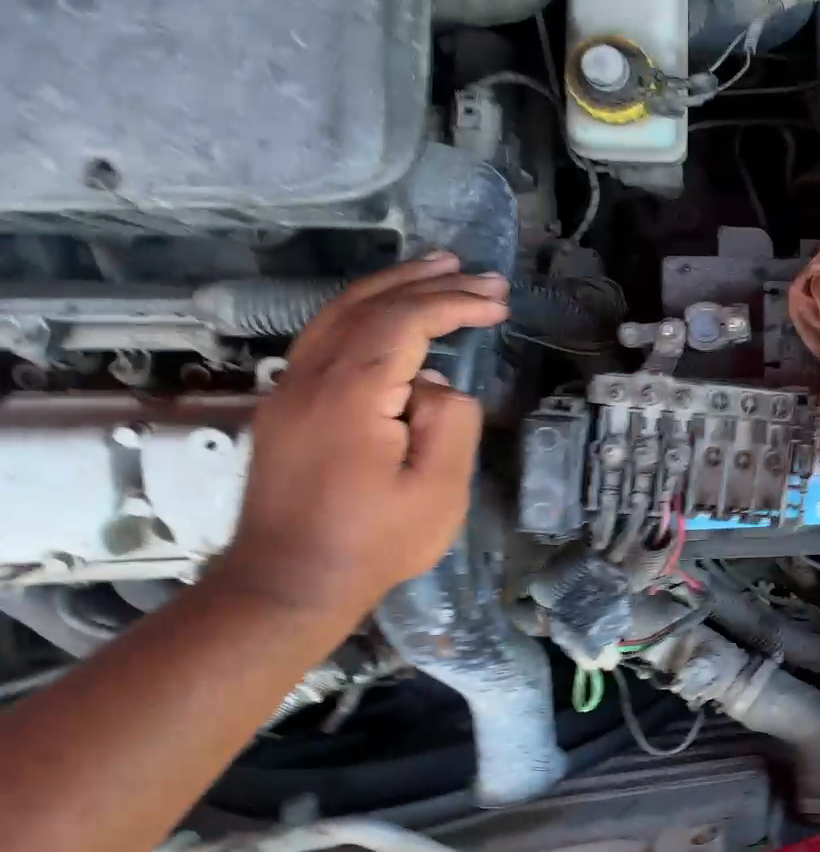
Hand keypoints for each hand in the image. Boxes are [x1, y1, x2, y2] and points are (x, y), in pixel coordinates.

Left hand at [218, 254, 509, 615]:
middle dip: (431, 285)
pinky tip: (394, 312)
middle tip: (486, 278)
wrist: (288, 583)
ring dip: (395, 287)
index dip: (454, 304)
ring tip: (442, 268)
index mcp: (350, 397)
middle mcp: (309, 379)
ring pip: (340, 313)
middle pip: (369, 306)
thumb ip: (453, 421)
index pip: (403, 323)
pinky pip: (328, 335)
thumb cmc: (375, 541)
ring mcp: (290, 390)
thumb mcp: (440, 489)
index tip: (499, 306)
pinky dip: (368, 310)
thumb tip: (436, 386)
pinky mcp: (288, 405)